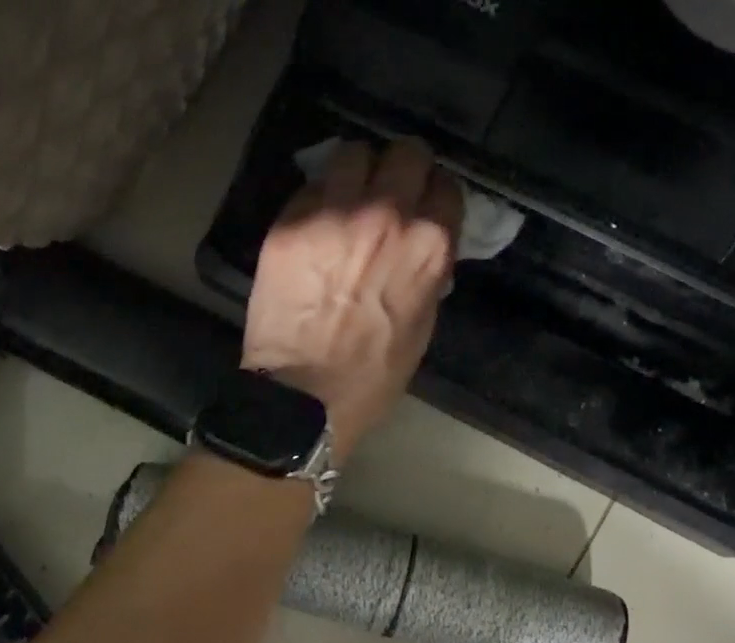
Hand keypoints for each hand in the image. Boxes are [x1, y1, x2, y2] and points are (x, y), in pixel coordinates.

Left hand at [241, 138, 464, 458]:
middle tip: (387, 194)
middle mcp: (386, 214)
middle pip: (405, 152)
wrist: (301, 397)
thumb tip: (422, 249)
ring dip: (355, 173)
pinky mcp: (289, 224)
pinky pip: (310, 189)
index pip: (445, 186)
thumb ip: (427, 272)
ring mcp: (333, 214)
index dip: (433, 197)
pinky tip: (313, 231)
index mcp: (430, 244)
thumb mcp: (421, 325)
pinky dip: (316, 202)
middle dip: (400, 170)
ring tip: (346, 199)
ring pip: (352, 154)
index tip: (422, 210)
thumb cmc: (371, 377)